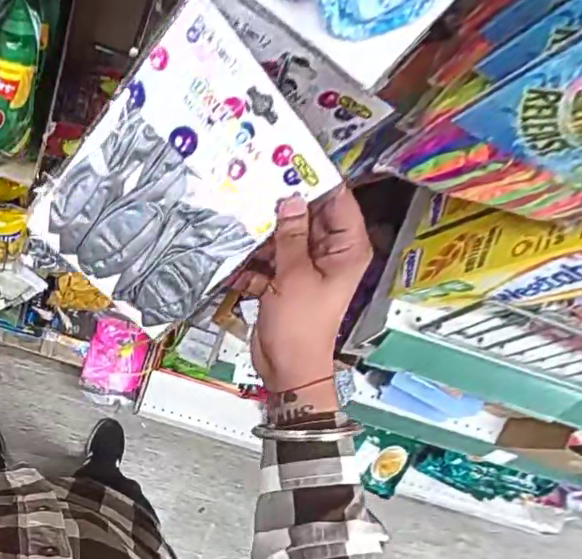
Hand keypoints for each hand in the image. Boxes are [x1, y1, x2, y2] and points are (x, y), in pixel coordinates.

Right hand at [236, 186, 370, 414]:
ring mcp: (305, 270)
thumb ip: (289, 236)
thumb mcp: (294, 276)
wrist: (286, 369)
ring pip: (284, 240)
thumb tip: (289, 200)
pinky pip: (269, 264)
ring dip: (262, 239)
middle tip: (256, 190)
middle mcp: (330, 255)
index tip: (290, 165)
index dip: (315, 183)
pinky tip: (235, 264)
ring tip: (239, 228)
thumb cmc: (300, 329)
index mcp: (346, 249)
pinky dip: (253, 265)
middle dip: (281, 210)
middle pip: (306, 219)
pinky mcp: (284, 285)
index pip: (337, 201)